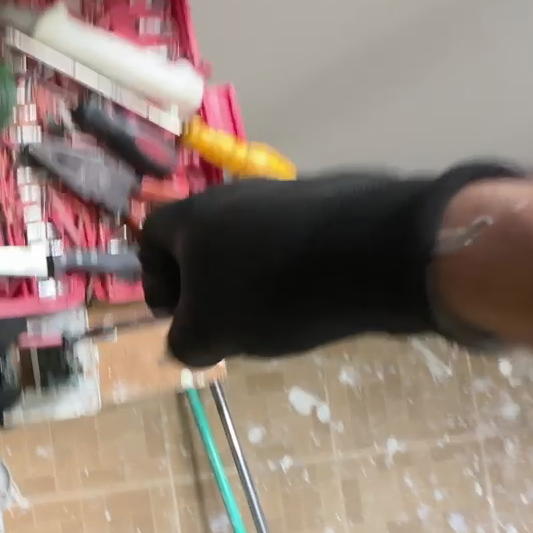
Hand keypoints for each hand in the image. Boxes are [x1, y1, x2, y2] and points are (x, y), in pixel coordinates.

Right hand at [137, 163, 519, 365]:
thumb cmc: (271, 292)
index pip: (148, 238)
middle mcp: (234, 193)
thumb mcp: (207, 336)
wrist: (384, 254)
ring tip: (275, 311)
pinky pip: (297, 236)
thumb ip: (181, 342)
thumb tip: (188, 339)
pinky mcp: (336, 197)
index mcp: (192, 216)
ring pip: (250, 238)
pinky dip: (296, 264)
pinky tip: (317, 292)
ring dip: (250, 274)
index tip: (178, 313)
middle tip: (223, 319)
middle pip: (201, 239)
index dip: (154, 279)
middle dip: (205, 282)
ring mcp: (288, 189)